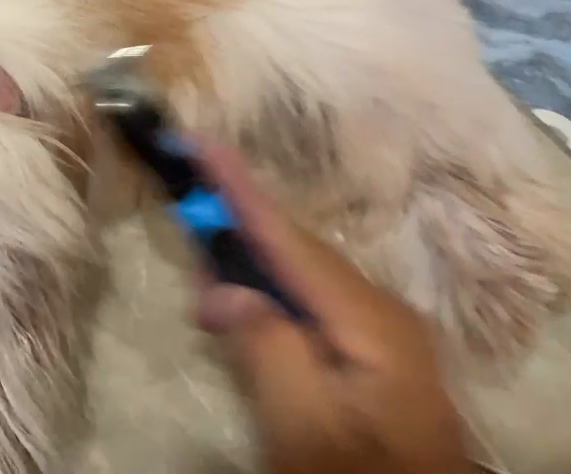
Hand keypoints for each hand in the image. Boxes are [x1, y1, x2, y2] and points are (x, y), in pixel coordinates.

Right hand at [190, 141, 470, 473]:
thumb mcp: (304, 428)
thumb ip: (265, 347)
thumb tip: (226, 288)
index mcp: (371, 319)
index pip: (288, 239)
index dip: (239, 189)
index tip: (201, 142)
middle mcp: (382, 309)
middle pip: (294, 252)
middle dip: (236, 236)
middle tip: (187, 240)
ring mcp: (383, 331)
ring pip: (300, 278)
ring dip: (249, 274)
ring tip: (208, 293)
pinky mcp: (375, 353)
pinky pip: (310, 304)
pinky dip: (269, 301)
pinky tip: (247, 315)